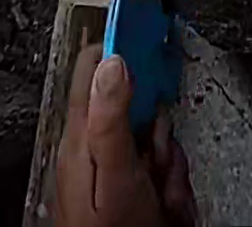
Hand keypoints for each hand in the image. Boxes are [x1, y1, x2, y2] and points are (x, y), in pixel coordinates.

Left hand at [56, 46, 194, 226]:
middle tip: (158, 157)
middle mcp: (93, 145)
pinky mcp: (128, 185)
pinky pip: (158, 163)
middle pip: (134, 102)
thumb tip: (112, 58)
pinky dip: (170, 180)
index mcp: (81, 135)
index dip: (121, 48)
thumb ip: (111, 116)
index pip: (93, 63)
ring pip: (152, 133)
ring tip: (163, 194)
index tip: (147, 46)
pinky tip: (166, 205)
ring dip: (167, 159)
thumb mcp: (115, 174)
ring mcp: (111, 166)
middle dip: (157, 124)